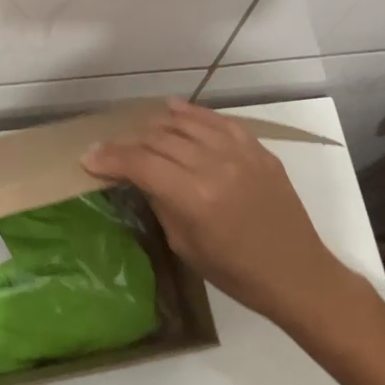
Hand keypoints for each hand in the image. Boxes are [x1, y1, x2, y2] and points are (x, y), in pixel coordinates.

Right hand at [82, 99, 354, 326]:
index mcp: (193, 197)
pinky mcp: (258, 151)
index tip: (89, 158)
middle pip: (159, 139)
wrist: (295, 274)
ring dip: (156, 126)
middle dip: (127, 143)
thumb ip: (161, 202)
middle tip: (109, 151)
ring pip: (186, 124)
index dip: (109, 158)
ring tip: (139, 134)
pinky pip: (219, 122)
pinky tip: (175, 110)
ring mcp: (240, 154)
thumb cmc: (234, 272)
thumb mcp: (184, 244)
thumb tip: (140, 178)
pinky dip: (194, 113)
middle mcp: (215, 166)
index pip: (140, 163)